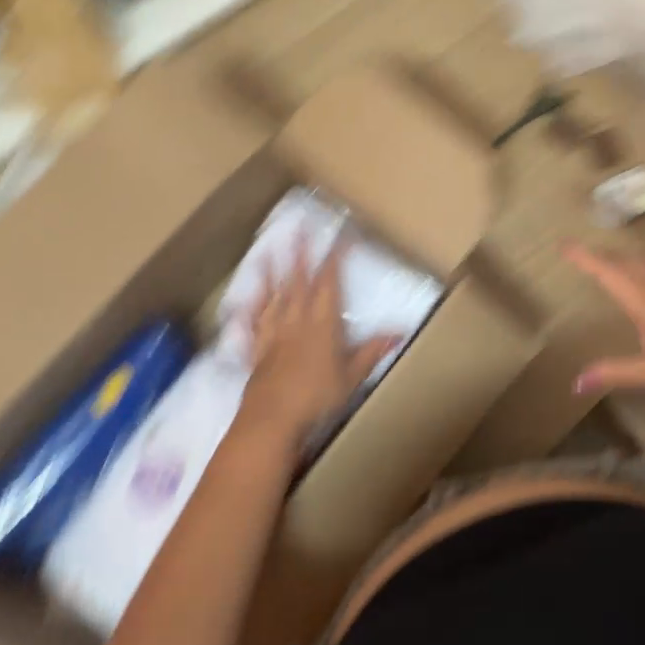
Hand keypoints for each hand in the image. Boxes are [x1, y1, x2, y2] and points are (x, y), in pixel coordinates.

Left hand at [239, 235, 401, 435]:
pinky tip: (245, 297)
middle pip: (298, 280)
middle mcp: (295, 320)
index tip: (342, 234)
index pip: (330, 282)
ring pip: (273, 294)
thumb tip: (399, 331)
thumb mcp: (352, 377)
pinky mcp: (256, 348)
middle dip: (301, 251)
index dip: (336, 256)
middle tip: (300, 225)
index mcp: (322, 324)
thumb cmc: (317, 398)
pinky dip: (250, 306)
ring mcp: (272, 332)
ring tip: (270, 247)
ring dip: (273, 270)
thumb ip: (371, 351)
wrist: (270, 420)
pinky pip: (253, 321)